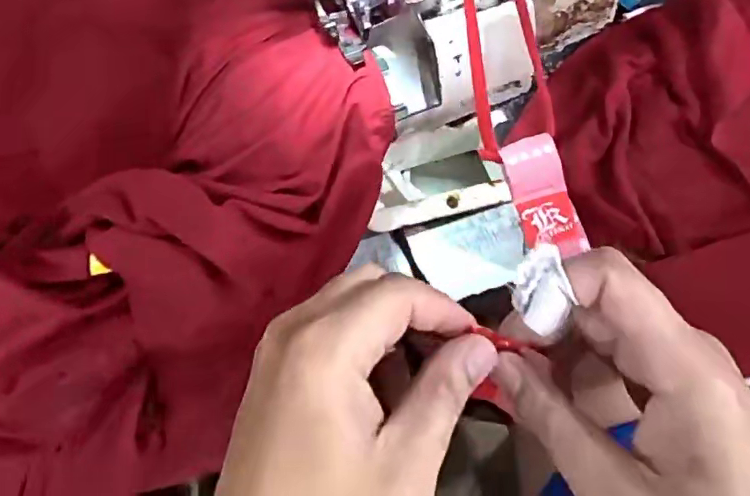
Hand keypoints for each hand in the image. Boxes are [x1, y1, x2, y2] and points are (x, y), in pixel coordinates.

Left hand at [216, 265, 500, 495]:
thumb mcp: (403, 466)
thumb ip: (443, 393)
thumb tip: (479, 346)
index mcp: (323, 342)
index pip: (395, 292)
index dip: (443, 308)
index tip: (479, 340)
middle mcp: (293, 324)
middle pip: (367, 284)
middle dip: (415, 308)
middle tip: (454, 354)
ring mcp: (275, 341)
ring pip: (344, 298)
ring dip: (387, 322)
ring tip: (421, 380)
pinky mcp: (270, 363)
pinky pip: (322, 323)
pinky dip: (358, 337)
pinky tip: (381, 389)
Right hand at [495, 249, 749, 495]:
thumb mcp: (618, 493)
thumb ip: (551, 419)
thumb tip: (497, 362)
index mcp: (685, 363)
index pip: (608, 275)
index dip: (551, 287)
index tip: (515, 333)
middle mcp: (691, 350)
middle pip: (602, 302)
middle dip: (546, 324)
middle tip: (506, 363)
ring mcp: (693, 370)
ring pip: (609, 330)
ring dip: (561, 352)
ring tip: (528, 391)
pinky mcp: (692, 394)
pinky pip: (628, 361)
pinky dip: (587, 375)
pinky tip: (563, 407)